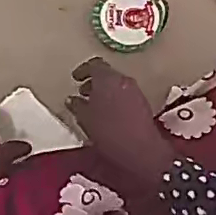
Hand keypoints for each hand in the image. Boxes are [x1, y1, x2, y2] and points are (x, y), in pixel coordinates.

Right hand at [65, 58, 176, 188]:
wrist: (142, 150)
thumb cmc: (108, 132)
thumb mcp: (86, 119)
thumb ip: (77, 106)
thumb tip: (72, 99)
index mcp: (107, 79)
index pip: (94, 64)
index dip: (83, 70)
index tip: (75, 78)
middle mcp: (123, 80)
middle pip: (106, 74)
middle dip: (93, 81)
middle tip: (83, 93)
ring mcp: (135, 90)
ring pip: (116, 84)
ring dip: (104, 91)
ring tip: (93, 106)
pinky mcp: (143, 102)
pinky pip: (125, 94)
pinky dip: (114, 98)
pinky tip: (108, 114)